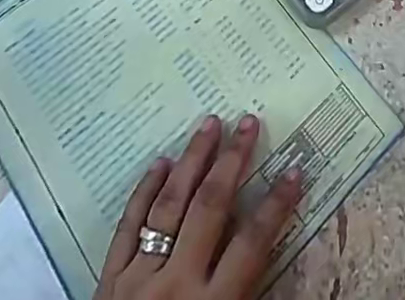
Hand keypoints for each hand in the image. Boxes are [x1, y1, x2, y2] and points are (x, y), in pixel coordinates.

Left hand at [95, 114, 303, 299]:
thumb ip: (249, 295)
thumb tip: (273, 260)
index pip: (254, 243)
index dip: (277, 204)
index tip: (296, 170)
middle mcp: (176, 284)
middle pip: (211, 208)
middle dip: (233, 161)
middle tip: (249, 122)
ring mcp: (138, 279)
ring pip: (170, 205)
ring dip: (193, 160)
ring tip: (209, 124)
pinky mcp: (107, 280)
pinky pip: (128, 226)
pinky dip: (145, 191)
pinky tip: (160, 161)